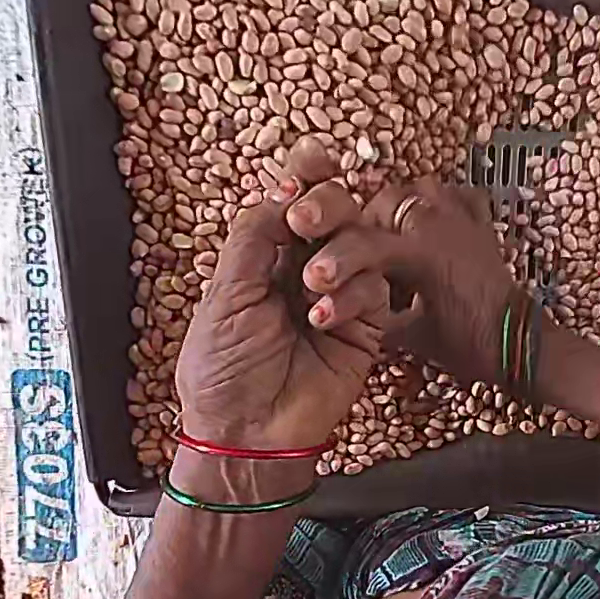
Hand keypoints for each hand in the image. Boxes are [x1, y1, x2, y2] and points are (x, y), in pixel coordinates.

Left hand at [173, 139, 397, 462]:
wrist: (250, 431)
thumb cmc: (224, 368)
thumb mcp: (225, 293)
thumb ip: (255, 237)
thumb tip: (284, 192)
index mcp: (266, 257)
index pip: (294, 202)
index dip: (306, 177)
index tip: (308, 167)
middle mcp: (305, 270)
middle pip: (336, 212)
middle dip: (326, 204)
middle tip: (306, 219)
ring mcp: (339, 297)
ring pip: (363, 245)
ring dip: (340, 253)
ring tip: (311, 284)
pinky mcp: (366, 328)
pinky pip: (375, 292)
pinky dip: (354, 296)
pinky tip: (323, 321)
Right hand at [286, 177, 520, 384]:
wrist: (518, 343)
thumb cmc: (466, 344)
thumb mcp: (410, 335)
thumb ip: (371, 314)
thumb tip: (333, 309)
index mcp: (420, 250)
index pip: (362, 244)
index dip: (334, 260)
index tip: (314, 275)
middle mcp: (440, 221)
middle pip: (384, 203)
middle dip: (362, 227)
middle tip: (354, 257)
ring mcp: (464, 217)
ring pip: (418, 191)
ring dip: (398, 210)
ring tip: (389, 240)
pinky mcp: (481, 224)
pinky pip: (456, 196)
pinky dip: (438, 205)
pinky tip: (429, 225)